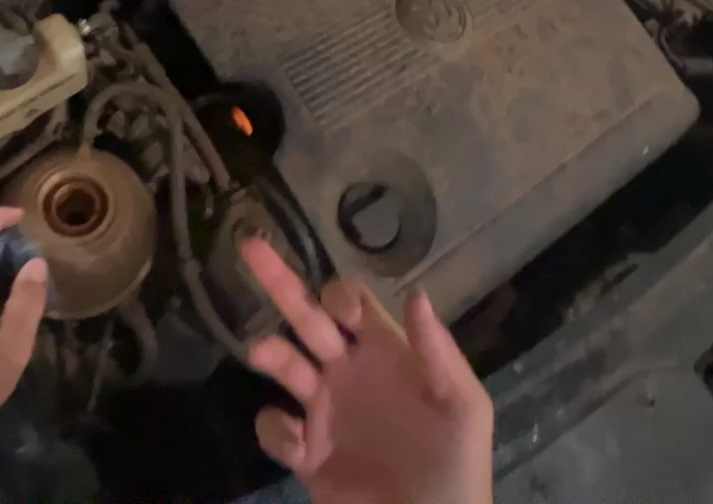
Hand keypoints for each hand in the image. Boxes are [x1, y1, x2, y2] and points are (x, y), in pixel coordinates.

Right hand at [240, 238, 494, 503]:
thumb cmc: (455, 467)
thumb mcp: (463, 408)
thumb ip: (440, 353)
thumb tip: (416, 293)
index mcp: (383, 353)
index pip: (351, 303)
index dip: (340, 295)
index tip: (337, 308)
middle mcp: (347, 370)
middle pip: (306, 314)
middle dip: (279, 280)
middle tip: (249, 246)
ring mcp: (323, 411)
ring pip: (284, 363)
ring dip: (270, 351)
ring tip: (261, 352)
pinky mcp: (307, 455)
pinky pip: (276, 429)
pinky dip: (276, 430)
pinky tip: (297, 445)